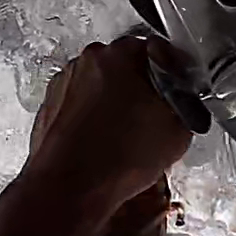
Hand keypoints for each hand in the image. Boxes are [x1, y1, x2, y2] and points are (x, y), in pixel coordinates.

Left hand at [19, 35, 194, 219]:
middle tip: (152, 114)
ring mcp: (67, 78)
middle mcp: (90, 59)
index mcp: (121, 55)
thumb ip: (183, 101)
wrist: (68, 185)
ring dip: (114, 99)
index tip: (176, 89)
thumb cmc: (118, 157)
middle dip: (141, 85)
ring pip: (102, 82)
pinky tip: (102, 138)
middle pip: (126, 64)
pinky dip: (92, 112)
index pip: (157, 49)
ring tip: (125, 133)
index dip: (172, 72)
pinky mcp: (52, 99)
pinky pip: (81, 99)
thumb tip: (181, 98)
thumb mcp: (176, 130)